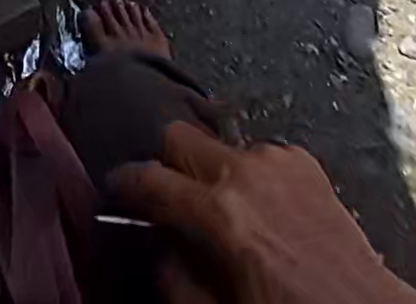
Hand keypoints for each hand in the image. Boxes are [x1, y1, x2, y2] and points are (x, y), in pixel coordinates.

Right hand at [110, 122, 415, 303]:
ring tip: (230, 214)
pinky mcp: (302, 160)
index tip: (114, 188)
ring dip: (212, 173)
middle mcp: (243, 172)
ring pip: (218, 145)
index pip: (150, 179)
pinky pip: (257, 155)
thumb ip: (177, 280)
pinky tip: (267, 211)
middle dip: (166, 162)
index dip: (123, 182)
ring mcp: (275, 160)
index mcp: (220, 214)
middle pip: (178, 135)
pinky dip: (251, 176)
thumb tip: (160, 246)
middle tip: (171, 198)